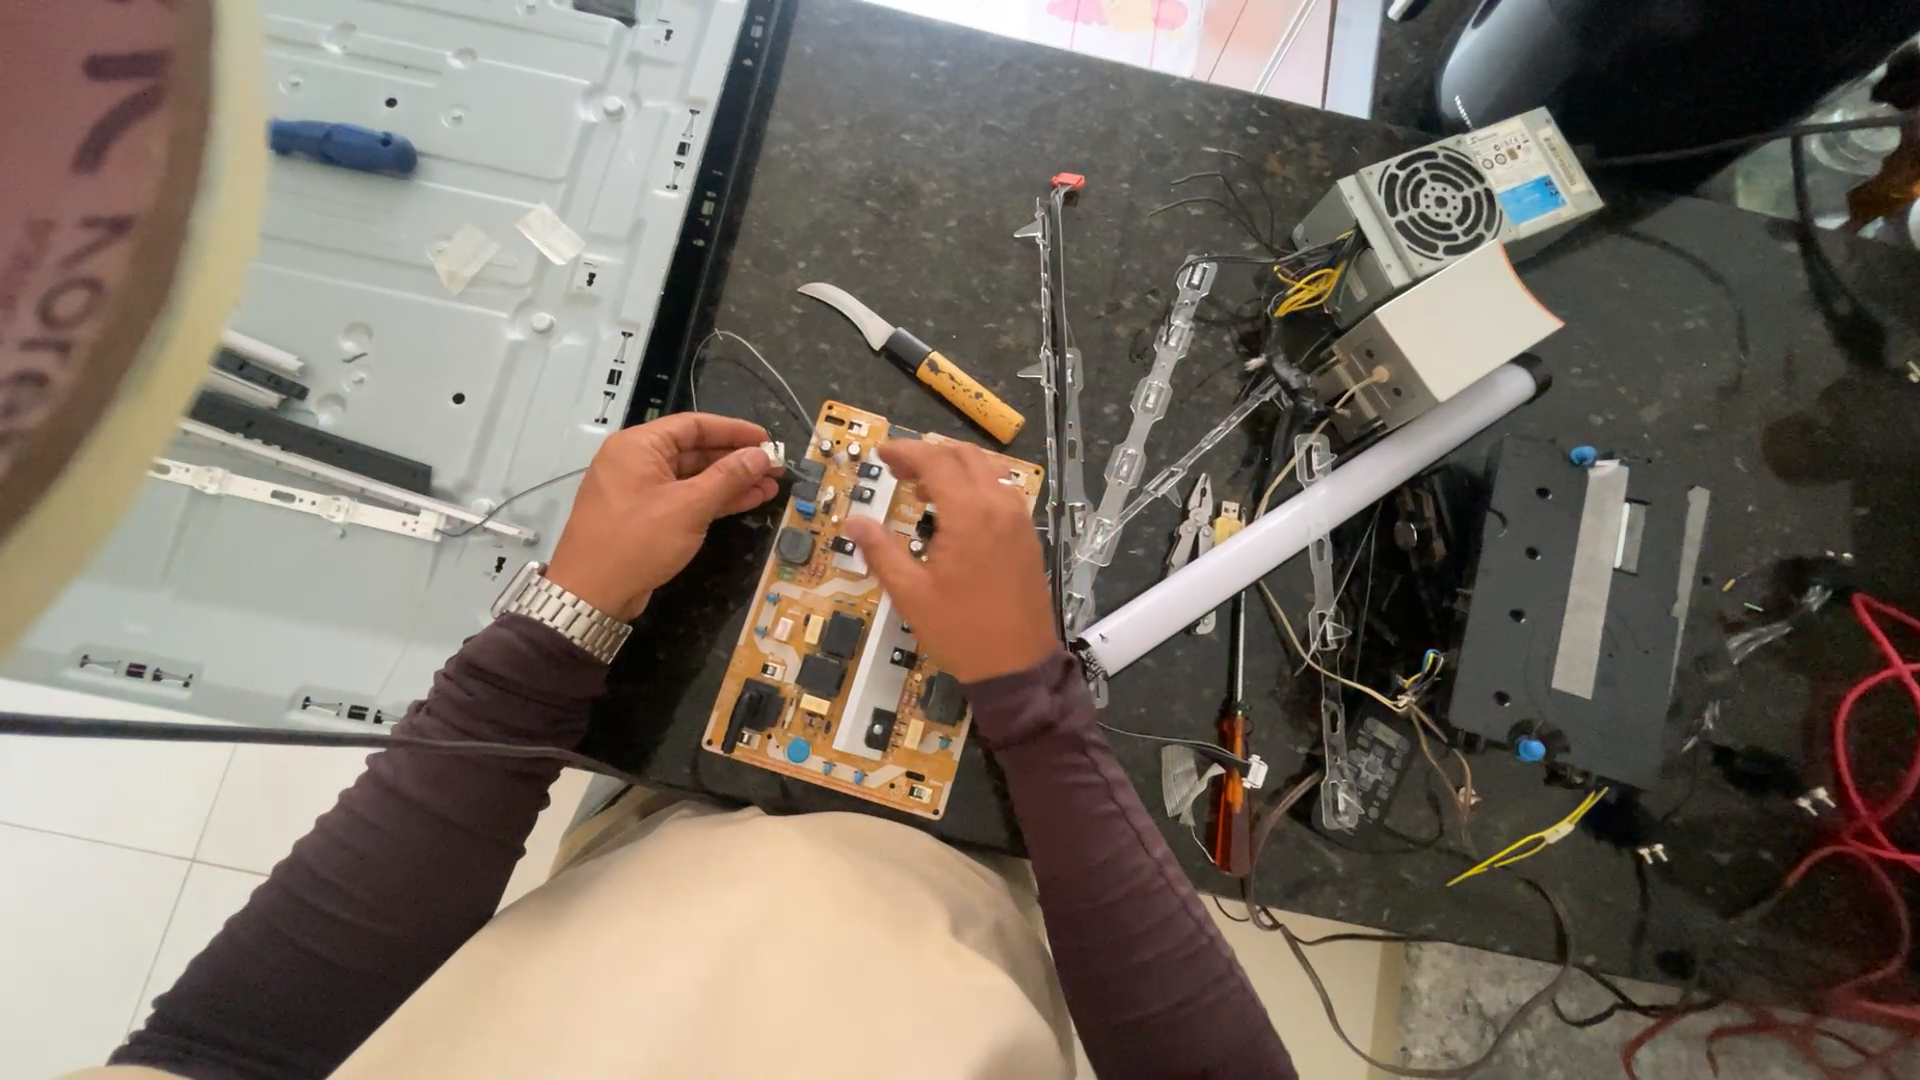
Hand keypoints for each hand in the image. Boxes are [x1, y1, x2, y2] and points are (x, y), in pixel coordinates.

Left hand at [546, 413, 781, 619]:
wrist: (592, 594)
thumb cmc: (637, 541)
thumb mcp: (689, 506)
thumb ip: (729, 477)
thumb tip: (761, 456)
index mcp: (638, 446)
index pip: (694, 425)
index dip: (734, 430)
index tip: (767, 440)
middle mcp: (637, 461)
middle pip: (695, 450)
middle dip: (737, 459)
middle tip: (774, 466)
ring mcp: (642, 490)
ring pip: (695, 477)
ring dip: (732, 481)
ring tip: (770, 487)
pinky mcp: (648, 516)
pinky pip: (687, 498)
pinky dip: (716, 500)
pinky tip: (748, 502)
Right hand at [843, 439, 1057, 682]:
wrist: (1018, 666)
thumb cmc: (961, 631)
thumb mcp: (910, 594)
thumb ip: (880, 551)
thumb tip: (853, 521)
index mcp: (969, 514)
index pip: (935, 461)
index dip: (905, 451)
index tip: (882, 455)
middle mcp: (999, 506)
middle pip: (965, 456)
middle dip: (929, 455)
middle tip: (899, 473)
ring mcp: (1019, 519)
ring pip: (988, 469)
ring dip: (955, 467)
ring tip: (925, 489)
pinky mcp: (1028, 535)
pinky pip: (1003, 490)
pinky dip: (977, 484)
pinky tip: (957, 509)